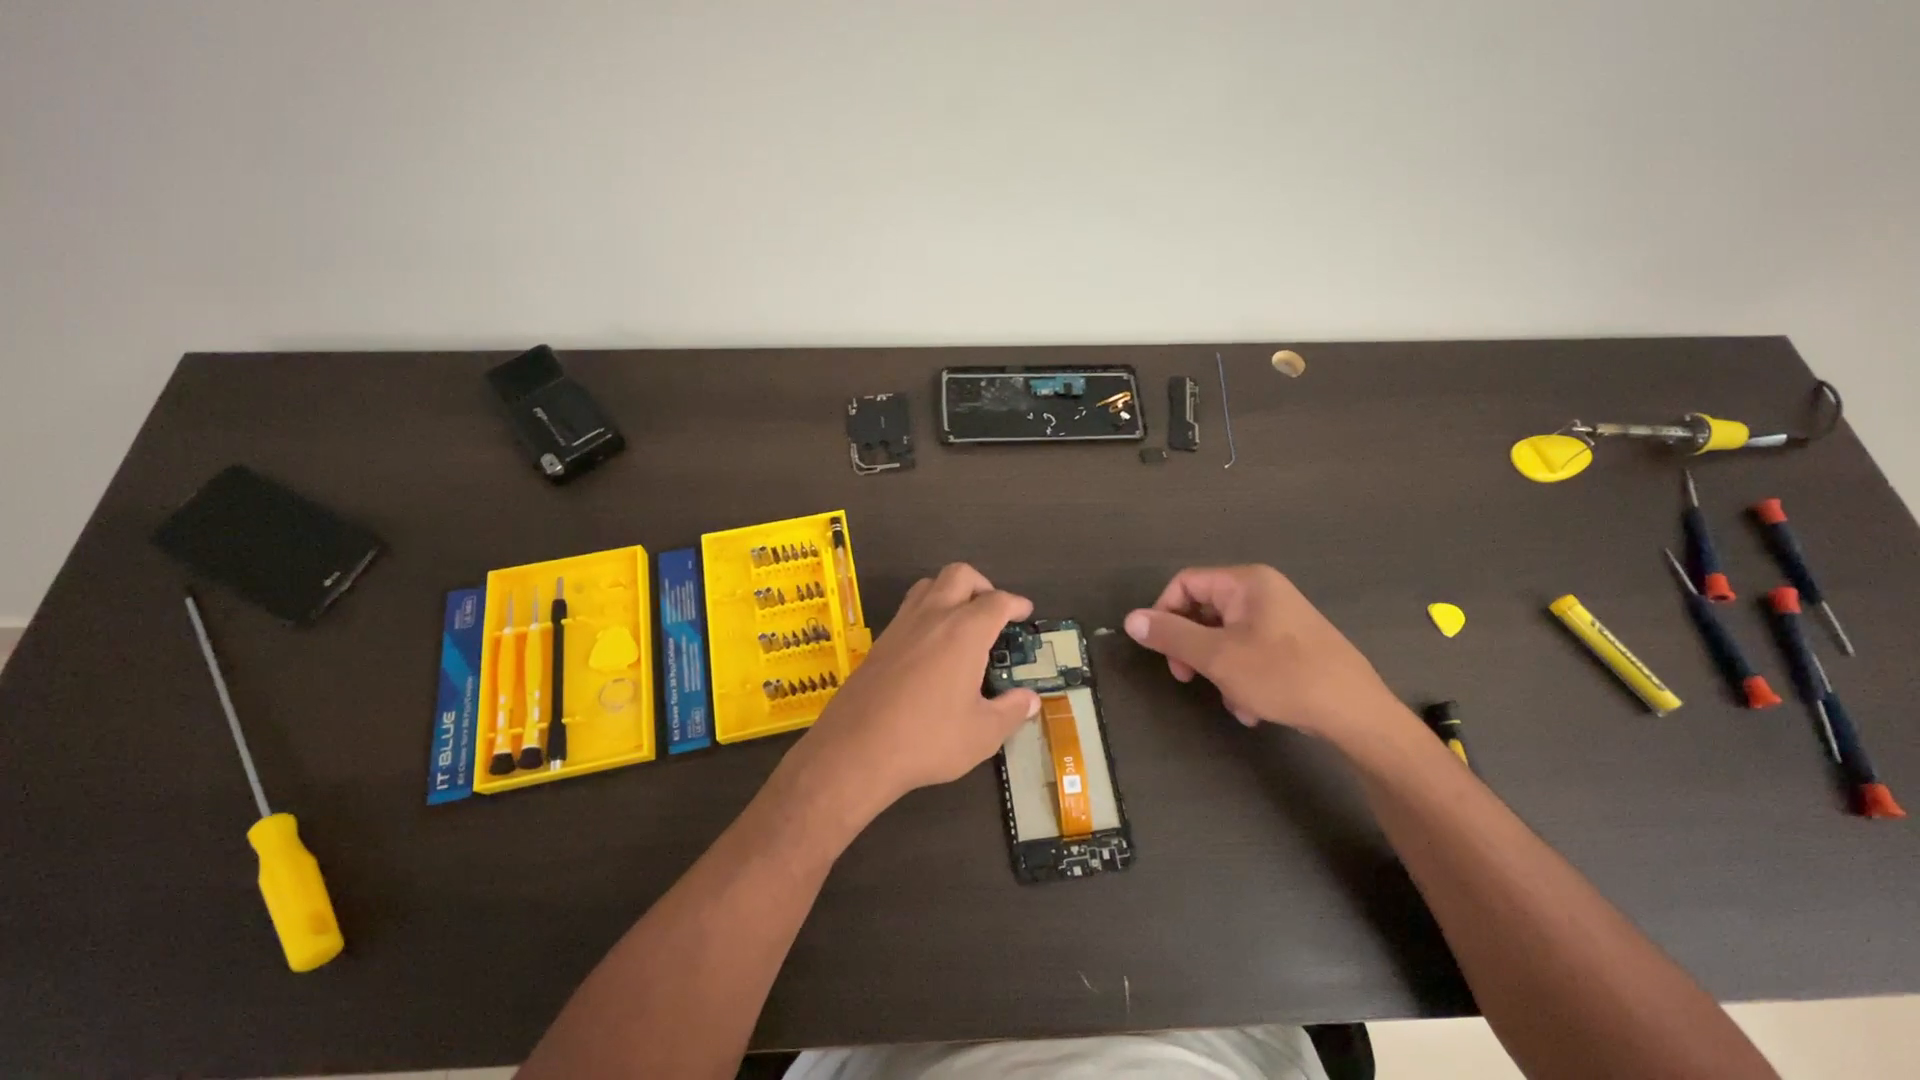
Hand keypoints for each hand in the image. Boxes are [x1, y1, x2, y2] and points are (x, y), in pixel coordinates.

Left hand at [795, 563, 1040, 811]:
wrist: (856, 749)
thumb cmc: (927, 738)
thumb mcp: (982, 733)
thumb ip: (1010, 711)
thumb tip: (1030, 700)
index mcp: (965, 632)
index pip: (997, 601)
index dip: (1015, 603)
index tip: (1024, 612)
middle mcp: (932, 617)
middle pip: (959, 575)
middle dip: (982, 585)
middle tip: (993, 611)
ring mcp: (900, 627)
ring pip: (928, 586)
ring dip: (950, 593)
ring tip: (962, 622)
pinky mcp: (879, 643)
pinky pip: (908, 610)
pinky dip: (926, 613)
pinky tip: (931, 647)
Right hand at [1124, 565, 1397, 737]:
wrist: (1353, 710)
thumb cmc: (1282, 675)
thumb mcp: (1218, 657)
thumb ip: (1171, 635)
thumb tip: (1131, 619)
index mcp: (1246, 583)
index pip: (1185, 583)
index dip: (1164, 613)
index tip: (1162, 650)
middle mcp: (1264, 592)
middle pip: (1204, 611)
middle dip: (1193, 649)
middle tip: (1188, 678)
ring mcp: (1281, 619)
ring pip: (1225, 639)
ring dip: (1219, 671)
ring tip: (1233, 700)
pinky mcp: (1292, 645)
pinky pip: (1249, 653)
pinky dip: (1242, 679)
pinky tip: (1253, 707)